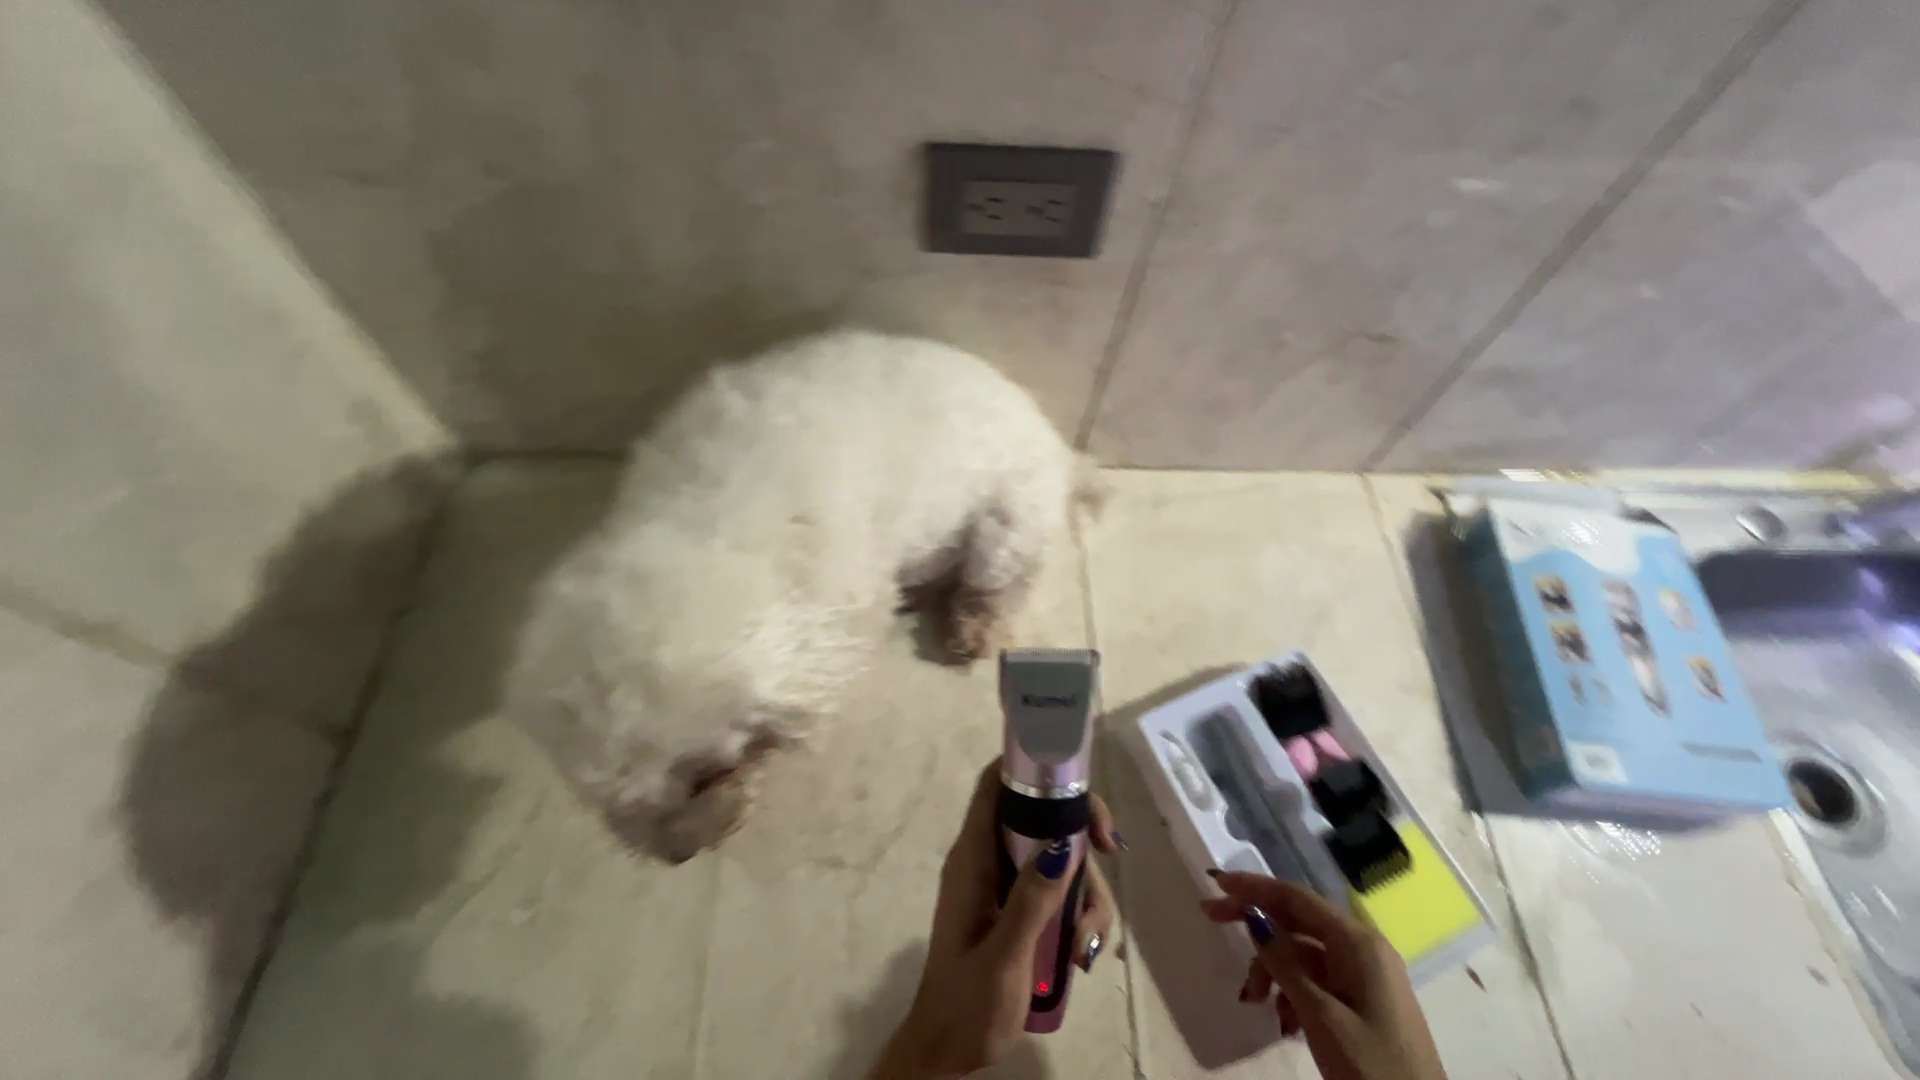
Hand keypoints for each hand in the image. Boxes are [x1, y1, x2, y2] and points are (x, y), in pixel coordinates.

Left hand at [868, 761, 1121, 1078]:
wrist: (946, 1051)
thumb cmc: (966, 1005)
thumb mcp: (1004, 957)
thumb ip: (1032, 902)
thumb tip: (1066, 844)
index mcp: (972, 859)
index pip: (996, 786)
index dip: (1034, 770)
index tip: (1081, 793)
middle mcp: (988, 861)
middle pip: (1041, 818)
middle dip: (1081, 836)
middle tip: (1111, 858)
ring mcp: (1004, 885)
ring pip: (1059, 859)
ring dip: (1086, 894)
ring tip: (1086, 946)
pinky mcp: (1019, 910)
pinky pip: (1058, 891)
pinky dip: (1078, 914)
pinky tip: (1082, 955)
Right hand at [1201, 872, 1447, 1079]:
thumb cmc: (1371, 1067)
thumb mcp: (1320, 1015)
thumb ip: (1284, 962)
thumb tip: (1254, 918)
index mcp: (1358, 943)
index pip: (1297, 897)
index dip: (1255, 886)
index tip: (1216, 883)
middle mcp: (1363, 949)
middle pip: (1298, 919)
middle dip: (1256, 923)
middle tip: (1211, 918)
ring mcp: (1365, 976)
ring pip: (1303, 952)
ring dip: (1272, 968)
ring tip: (1255, 1001)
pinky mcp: (1363, 1002)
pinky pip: (1316, 979)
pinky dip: (1291, 990)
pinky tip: (1282, 1020)